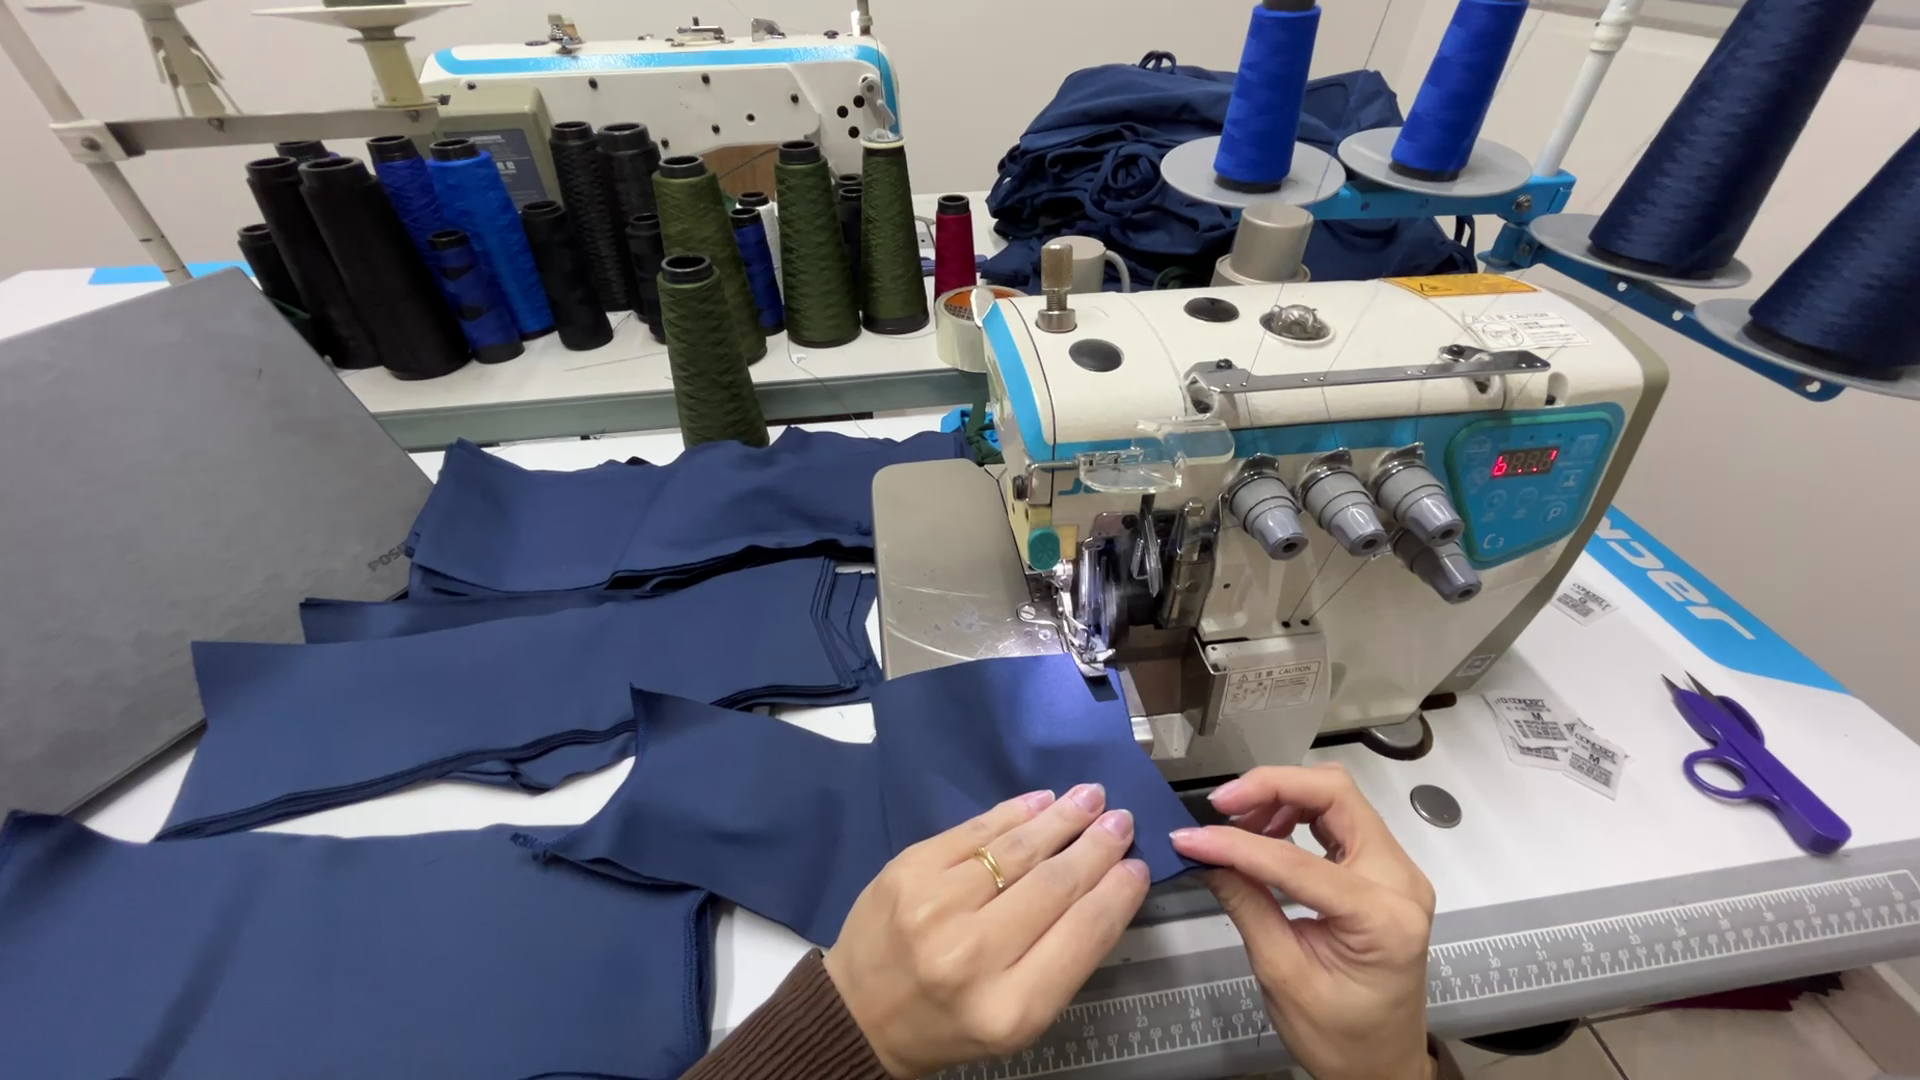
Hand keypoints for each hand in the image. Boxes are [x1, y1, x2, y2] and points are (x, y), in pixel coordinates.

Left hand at [823, 784, 1149, 1077]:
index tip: (1137, 866)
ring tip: (1090, 797)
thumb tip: (1104, 886)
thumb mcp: (1015, 1015)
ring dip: (1060, 819)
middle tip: (1121, 819)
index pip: (1081, 935)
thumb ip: (1060, 957)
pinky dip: (1013, 812)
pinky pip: (975, 830)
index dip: (1116, 894)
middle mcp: (973, 955)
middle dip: (1094, 848)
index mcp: (1009, 1008)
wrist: (861, 1009)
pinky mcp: (910, 868)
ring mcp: (936, 905)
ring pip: (1016, 849)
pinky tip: (1042, 800)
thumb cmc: (949, 1018)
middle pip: (1052, 885)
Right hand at [1171, 764, 1435, 1079]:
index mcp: (1383, 919)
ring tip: (1238, 820)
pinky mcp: (1381, 867)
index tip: (1190, 838)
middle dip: (1272, 786)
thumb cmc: (1339, 1037)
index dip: (1236, 844)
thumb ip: (1244, 902)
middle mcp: (1400, 880)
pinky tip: (1264, 829)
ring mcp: (1395, 869)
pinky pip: (1337, 815)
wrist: (1383, 1066)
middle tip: (1222, 804)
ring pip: (1335, 794)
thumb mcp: (1282, 973)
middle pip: (1335, 793)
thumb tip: (1203, 854)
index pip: (1297, 860)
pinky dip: (1294, 809)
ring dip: (1281, 794)